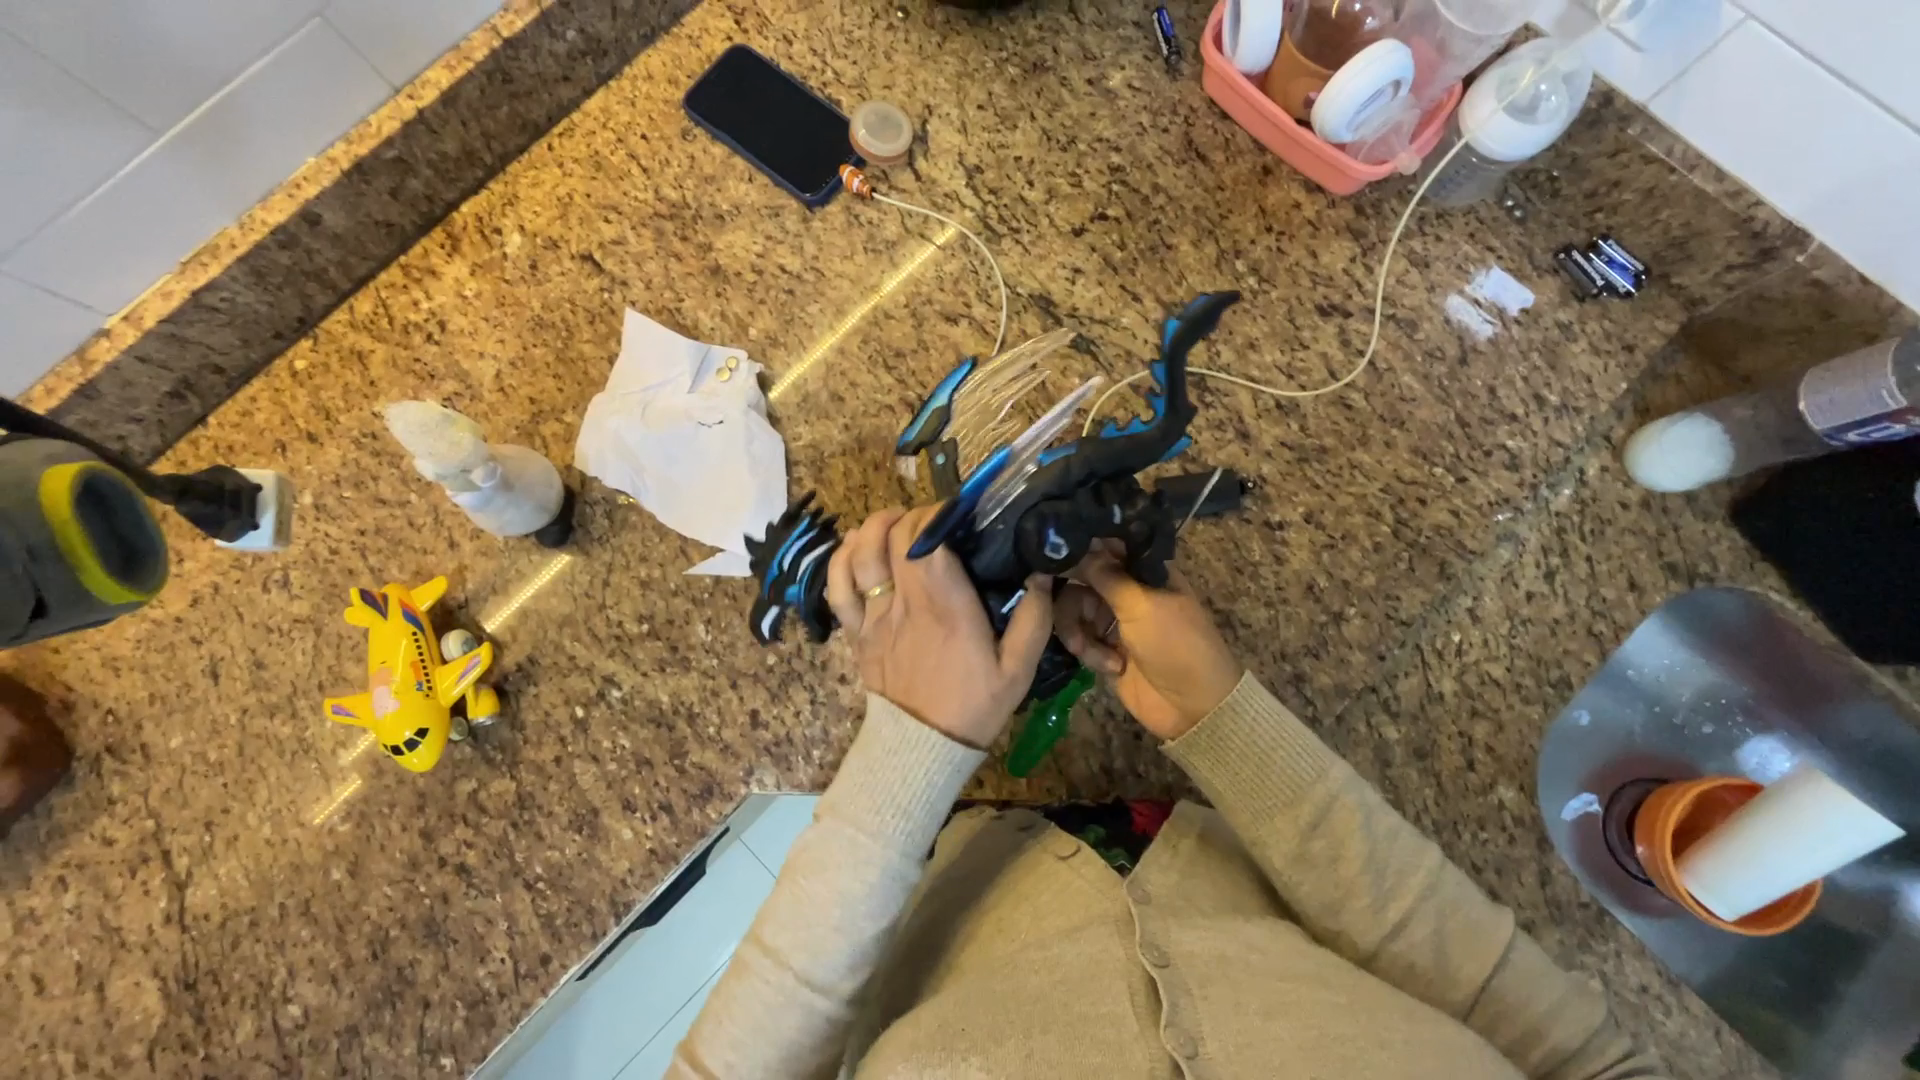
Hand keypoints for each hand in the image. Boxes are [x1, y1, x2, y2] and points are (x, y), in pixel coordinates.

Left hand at [824, 505, 1053, 748]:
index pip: (925, 541)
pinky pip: (837, 588)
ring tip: (894, 522)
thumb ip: (1034, 618)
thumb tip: (1041, 573)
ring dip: (873, 528)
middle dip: (911, 515)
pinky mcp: (857, 633)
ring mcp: (874, 618)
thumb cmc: (974, 706)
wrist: (924, 749)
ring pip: (858, 555)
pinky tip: (857, 548)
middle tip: (932, 520)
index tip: (955, 513)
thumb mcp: (1018, 669)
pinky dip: (842, 560)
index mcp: (946, 609)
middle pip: (892, 538)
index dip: (935, 515)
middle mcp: (905, 605)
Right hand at [1053, 547, 1242, 739]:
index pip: (1106, 546)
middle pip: (1081, 578)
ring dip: (1077, 630)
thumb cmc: (1176, 645)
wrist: (1193, 707)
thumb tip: (1077, 544)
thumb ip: (1106, 575)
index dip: (1080, 547)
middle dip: (1071, 596)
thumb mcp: (1142, 605)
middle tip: (1059, 606)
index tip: (1052, 553)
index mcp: (1145, 571)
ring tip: (1089, 651)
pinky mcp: (1104, 649)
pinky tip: (1112, 667)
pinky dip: (1090, 651)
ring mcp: (1114, 620)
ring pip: (1074, 609)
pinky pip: (1079, 638)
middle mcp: (1127, 590)